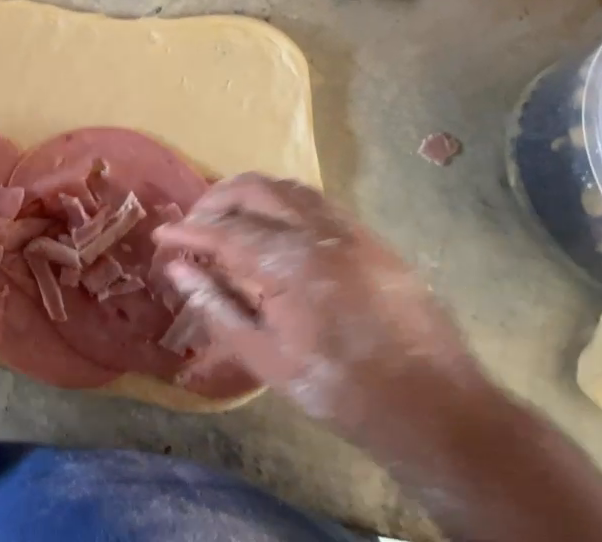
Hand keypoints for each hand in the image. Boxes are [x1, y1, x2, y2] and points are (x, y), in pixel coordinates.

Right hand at [152, 173, 485, 451]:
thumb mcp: (266, 358)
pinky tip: (277, 234)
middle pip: (254, 190)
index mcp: (289, 265)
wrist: (438, 411)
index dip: (187, 233)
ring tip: (230, 222)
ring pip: (289, 189)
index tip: (163, 238)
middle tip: (194, 225)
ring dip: (251, 197)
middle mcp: (320, 235)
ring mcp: (352, 234)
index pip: (223, 231)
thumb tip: (178, 270)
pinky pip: (320, 205)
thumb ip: (217, 306)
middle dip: (215, 201)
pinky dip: (286, 207)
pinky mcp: (375, 243)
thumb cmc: (342, 392)